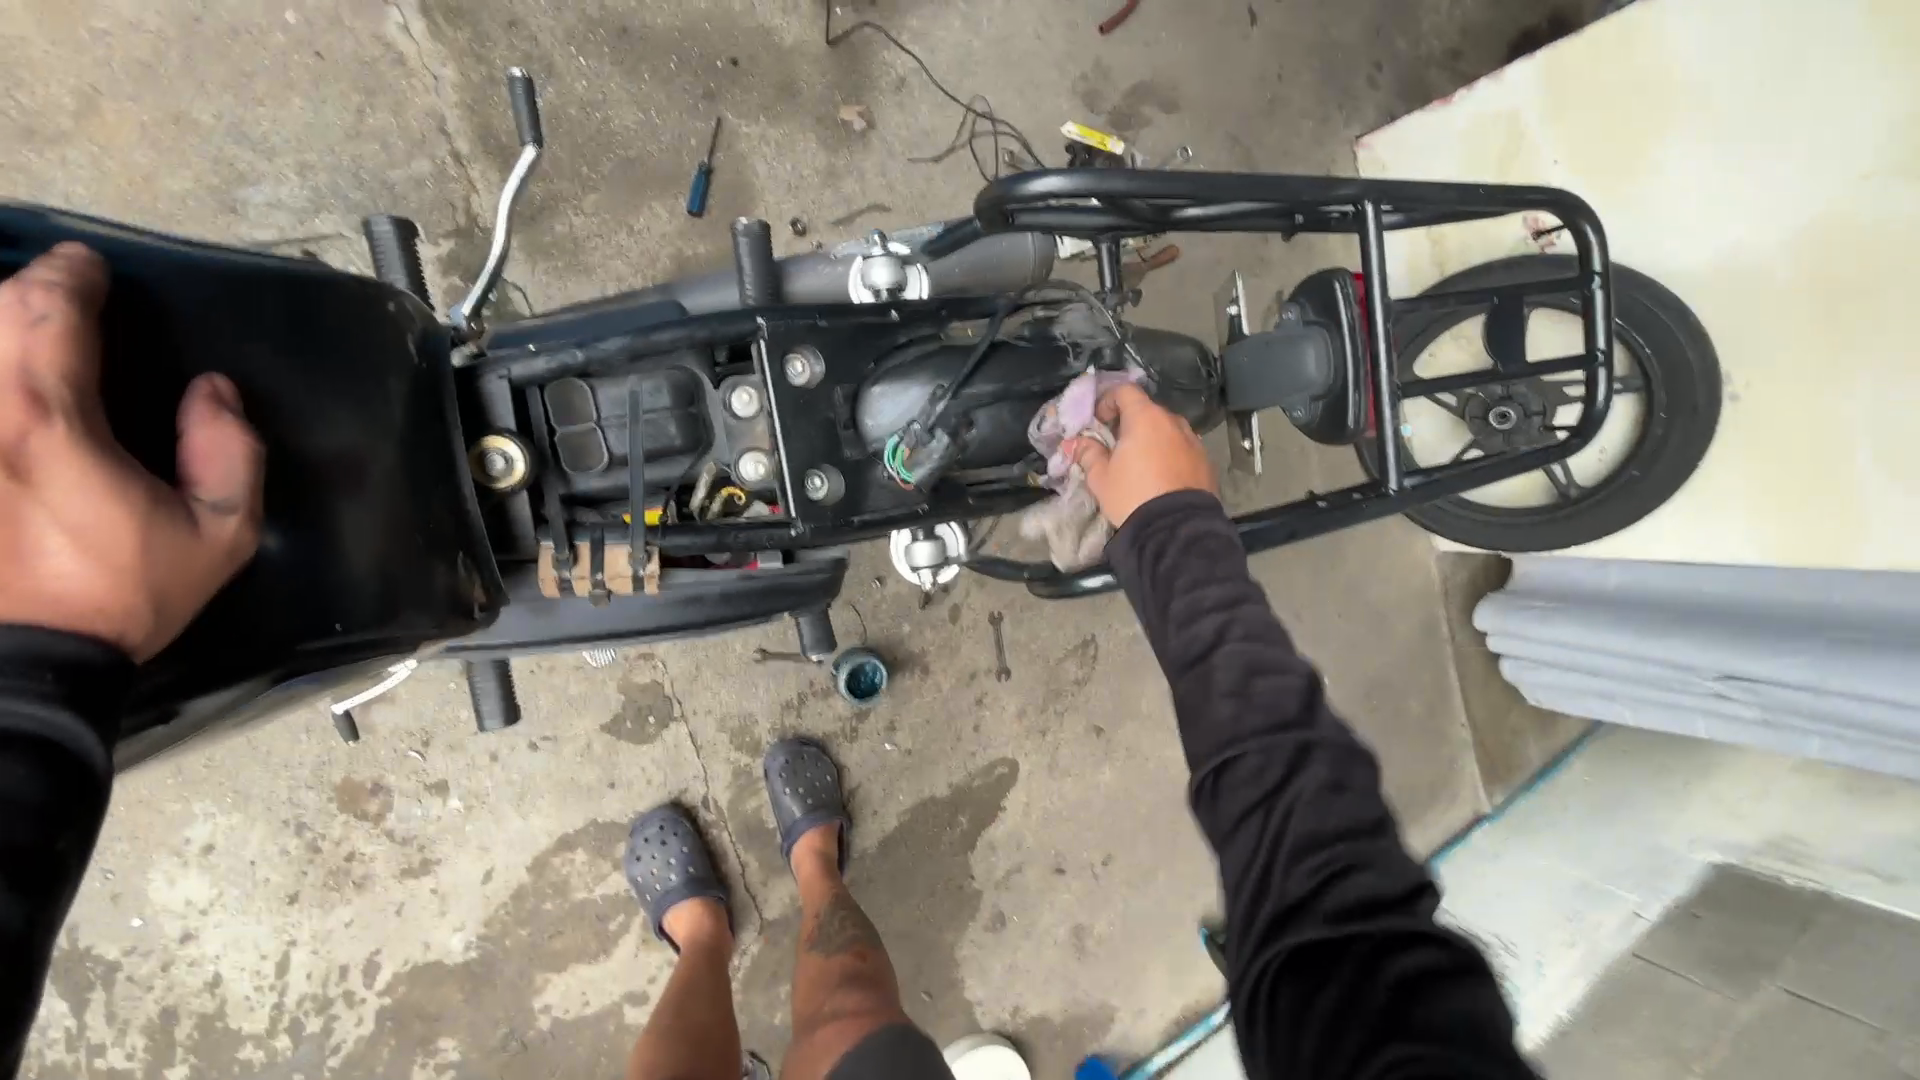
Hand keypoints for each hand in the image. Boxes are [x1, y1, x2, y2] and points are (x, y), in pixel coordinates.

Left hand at [0, 243, 264, 660]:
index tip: (86, 264)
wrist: (27, 659)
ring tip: (16, 326)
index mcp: (54, 427)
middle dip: (13, 292)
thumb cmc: (132, 591)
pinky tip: (6, 377)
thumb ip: (230, 453)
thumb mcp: (222, 531)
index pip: (47, 320)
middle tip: (47, 288)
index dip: (68, 280)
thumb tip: (213, 390)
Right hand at [1064, 383, 1216, 527]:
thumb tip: (1079, 442)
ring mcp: (1193, 441)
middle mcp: (1172, 422)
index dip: (1107, 400)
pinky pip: (1181, 448)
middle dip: (1129, 422)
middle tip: (1115, 445)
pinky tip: (1160, 477)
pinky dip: (1169, 454)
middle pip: (1147, 410)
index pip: (1125, 391)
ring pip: (1166, 430)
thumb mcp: (1101, 477)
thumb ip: (1088, 453)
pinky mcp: (1205, 461)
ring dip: (1151, 438)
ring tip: (1139, 464)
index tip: (1099, 421)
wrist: (1175, 528)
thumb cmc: (1132, 496)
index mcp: (1145, 418)